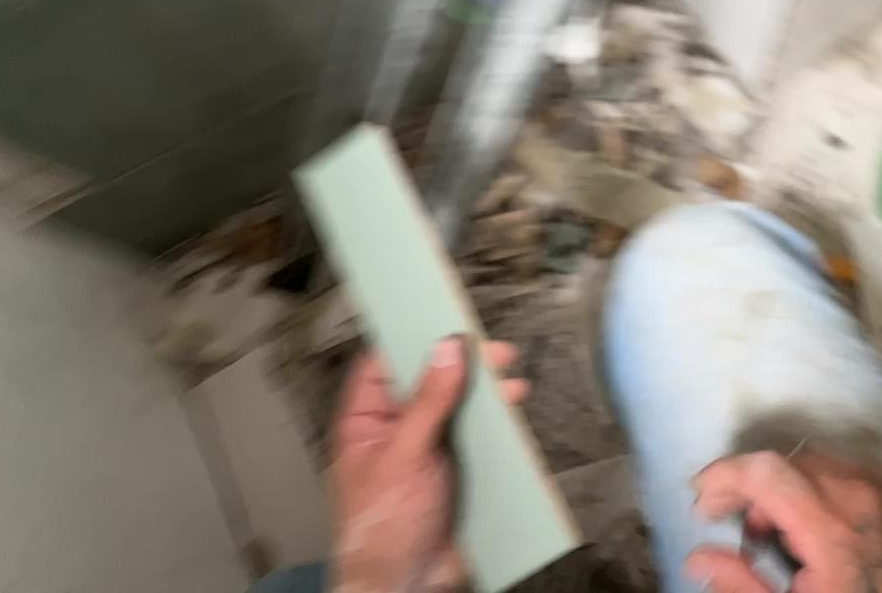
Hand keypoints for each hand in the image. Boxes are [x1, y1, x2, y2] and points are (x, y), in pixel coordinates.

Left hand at [329, 338, 528, 592]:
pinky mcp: (460, 463)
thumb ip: (427, 402)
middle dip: (465, 362)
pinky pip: (481, 429)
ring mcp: (431, 445)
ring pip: (461, 401)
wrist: (411, 588)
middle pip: (432, 377)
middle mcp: (399, 427)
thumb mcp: (403, 457)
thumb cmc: (383, 530)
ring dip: (488, 389)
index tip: (443, 315)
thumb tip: (448, 349)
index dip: (411, 337)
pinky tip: (514, 410)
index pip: (384, 364)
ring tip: (512, 384)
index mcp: (367, 423)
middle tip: (496, 353)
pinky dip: (500, 417)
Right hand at [686, 450, 881, 592]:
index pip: (768, 471)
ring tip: (778, 533)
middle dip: (752, 490)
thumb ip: (744, 585)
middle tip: (744, 532)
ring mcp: (880, 486)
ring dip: (781, 487)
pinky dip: (810, 484)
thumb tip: (698, 558)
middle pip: (784, 463)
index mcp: (835, 532)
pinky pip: (836, 464)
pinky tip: (809, 523)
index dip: (725, 475)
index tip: (701, 497)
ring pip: (808, 460)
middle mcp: (860, 495)